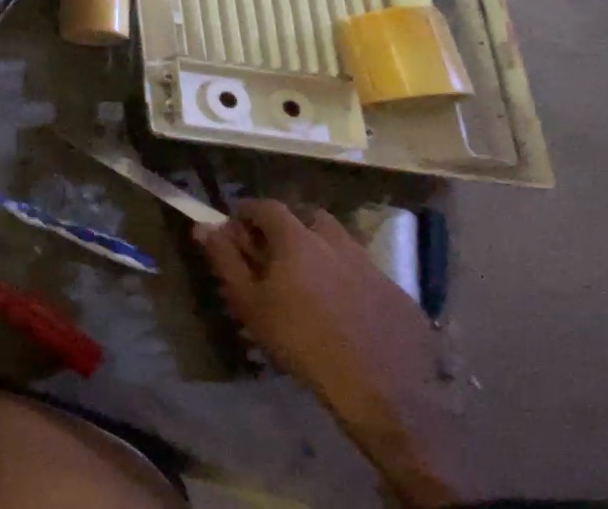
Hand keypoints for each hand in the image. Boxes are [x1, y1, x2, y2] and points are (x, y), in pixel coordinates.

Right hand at [197, 200, 468, 505]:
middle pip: (306, 216)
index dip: (241, 213)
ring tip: (300, 283)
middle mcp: (340, 245)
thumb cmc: (304, 349)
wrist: (388, 400)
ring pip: (339, 241)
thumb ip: (224, 261)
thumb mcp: (249, 306)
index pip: (264, 207)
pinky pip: (364, 271)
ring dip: (315, 249)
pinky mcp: (403, 298)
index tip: (227, 232)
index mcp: (298, 243)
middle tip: (264, 256)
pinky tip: (335, 310)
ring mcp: (377, 270)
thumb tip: (203, 227)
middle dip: (282, 227)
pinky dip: (343, 275)